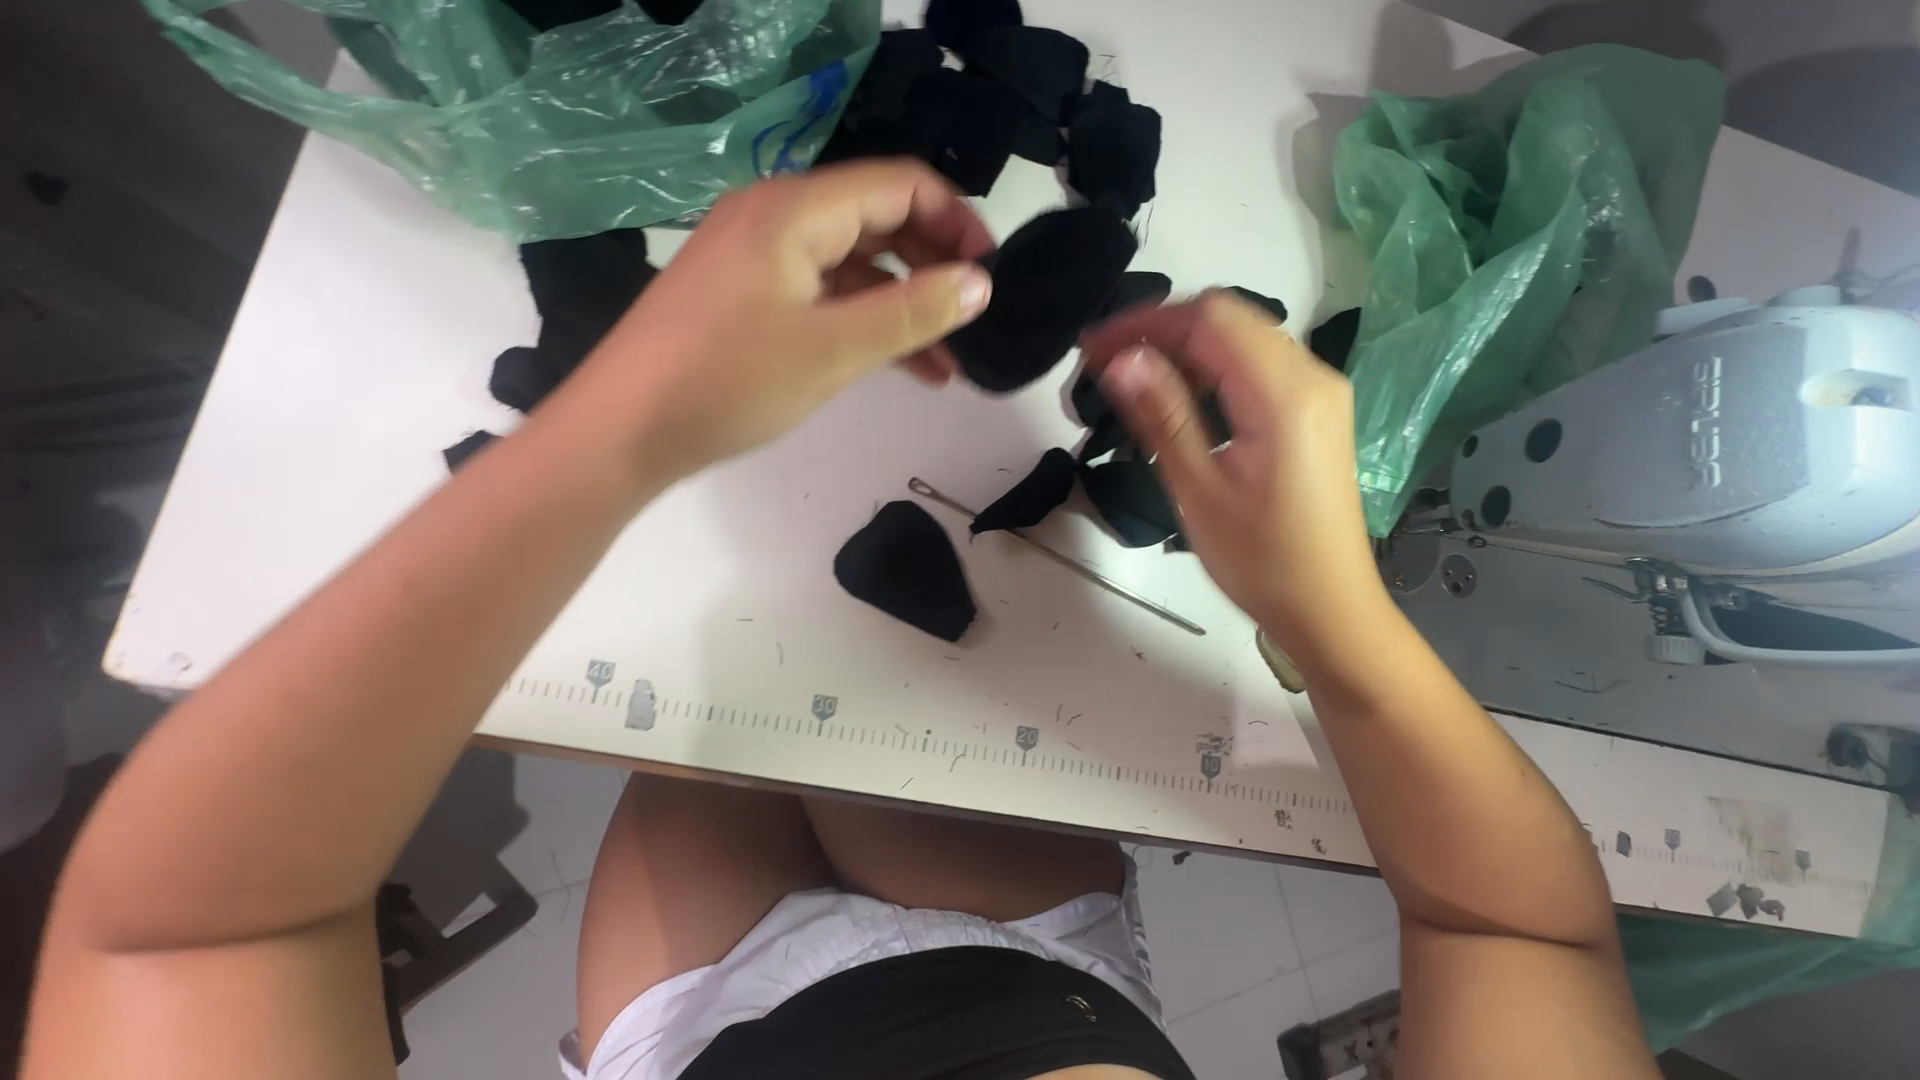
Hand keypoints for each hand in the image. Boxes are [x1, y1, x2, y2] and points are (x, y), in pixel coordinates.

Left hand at [573, 160, 992, 475]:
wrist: (622, 431)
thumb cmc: (729, 382)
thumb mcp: (834, 349)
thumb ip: (913, 312)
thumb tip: (980, 283)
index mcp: (794, 209)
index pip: (899, 185)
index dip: (956, 221)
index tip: (991, 273)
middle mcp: (775, 218)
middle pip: (876, 222)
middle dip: (931, 269)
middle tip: (973, 321)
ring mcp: (755, 258)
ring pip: (850, 267)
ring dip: (901, 308)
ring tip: (948, 364)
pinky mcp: (744, 297)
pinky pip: (820, 295)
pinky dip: (860, 324)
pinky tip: (898, 367)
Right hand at [1080, 293, 1387, 659]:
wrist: (1328, 608)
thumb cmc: (1262, 561)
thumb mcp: (1199, 489)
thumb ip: (1161, 415)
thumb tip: (1122, 359)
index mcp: (1286, 394)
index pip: (1210, 319)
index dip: (1146, 322)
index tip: (1093, 348)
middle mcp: (1312, 377)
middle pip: (1229, 320)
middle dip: (1161, 331)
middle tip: (1103, 364)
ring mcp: (1319, 393)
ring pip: (1242, 340)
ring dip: (1184, 350)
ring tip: (1130, 380)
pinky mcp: (1315, 413)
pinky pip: (1257, 368)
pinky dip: (1212, 370)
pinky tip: (1177, 398)